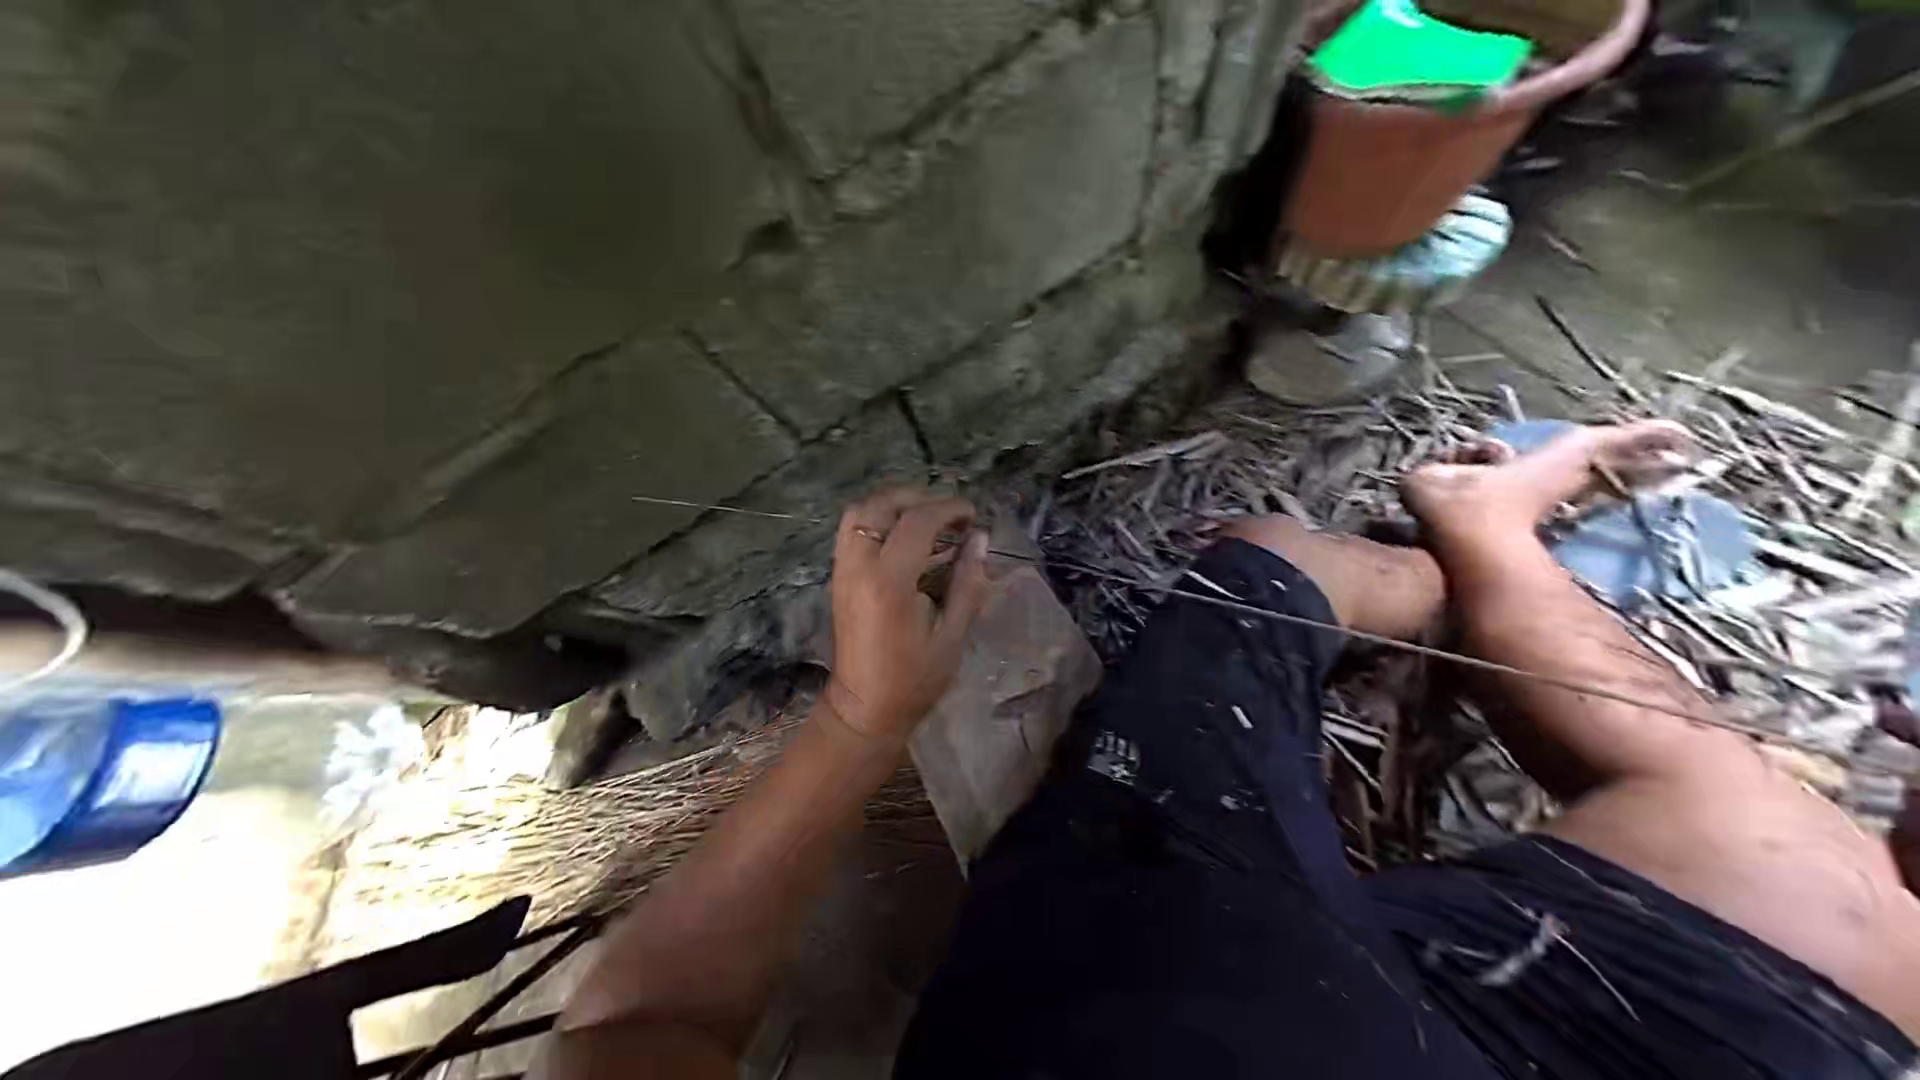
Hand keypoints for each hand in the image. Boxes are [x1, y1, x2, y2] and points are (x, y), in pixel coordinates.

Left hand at [823, 489, 991, 742]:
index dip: (949, 509)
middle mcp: (858, 568)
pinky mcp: (837, 577)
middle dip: (919, 498)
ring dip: (893, 504)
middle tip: (949, 514)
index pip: (917, 522)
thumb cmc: (914, 680)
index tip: (972, 515)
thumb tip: (980, 538)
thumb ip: (968, 582)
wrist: (865, 709)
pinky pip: (851, 530)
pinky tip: (903, 536)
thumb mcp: (952, 635)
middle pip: (881, 505)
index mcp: (888, 583)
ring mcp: (842, 571)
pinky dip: (877, 519)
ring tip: (926, 517)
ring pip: (859, 513)